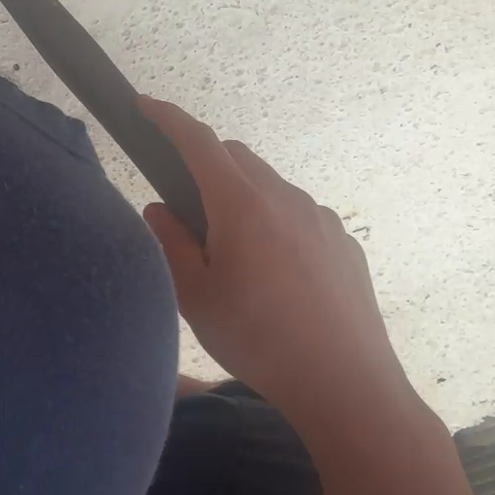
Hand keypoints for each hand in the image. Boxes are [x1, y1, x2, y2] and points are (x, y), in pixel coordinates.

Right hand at [139, 98, 416, 423]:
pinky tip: (275, 270)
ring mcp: (322, 220)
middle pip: (235, 156)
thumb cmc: (259, 339)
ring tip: (233, 248)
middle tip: (186, 202)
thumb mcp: (195, 295)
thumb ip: (171, 242)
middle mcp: (285, 199)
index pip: (198, 141)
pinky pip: (299, 212)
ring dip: (242, 192)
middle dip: (204, 160)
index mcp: (242, 205)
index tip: (144, 105)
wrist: (349, 390)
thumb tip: (160, 209)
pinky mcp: (346, 244)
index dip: (168, 117)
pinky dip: (275, 219)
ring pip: (269, 183)